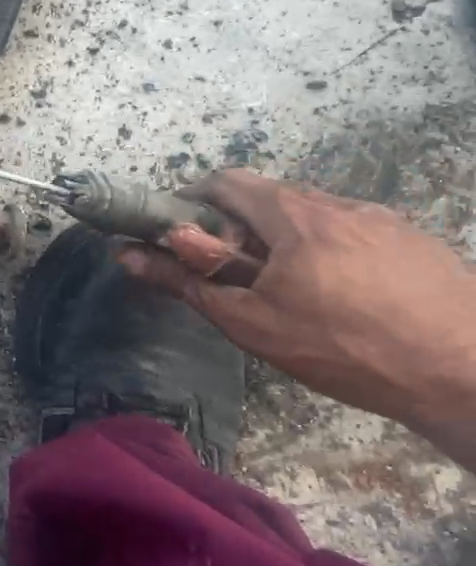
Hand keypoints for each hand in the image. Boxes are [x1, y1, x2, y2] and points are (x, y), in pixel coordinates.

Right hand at [120, 169, 475, 441]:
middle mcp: (343, 207)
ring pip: (316, 215)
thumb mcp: (249, 320)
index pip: (225, 182)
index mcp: (296, 217)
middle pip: (271, 197)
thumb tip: (125, 253)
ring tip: (294, 289)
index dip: (194, 203)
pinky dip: (333, 251)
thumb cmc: (346, 349)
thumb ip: (185, 281)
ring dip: (288, 239)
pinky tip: (346, 296)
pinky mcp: (424, 246)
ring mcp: (391, 224)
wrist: (475, 383)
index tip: (186, 241)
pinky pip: (358, 233)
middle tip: (238, 274)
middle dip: (241, 226)